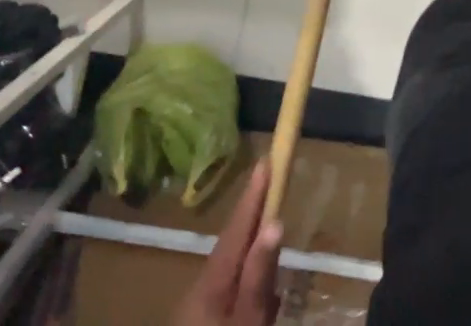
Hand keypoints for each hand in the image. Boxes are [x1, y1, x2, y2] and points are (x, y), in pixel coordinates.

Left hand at [174, 163, 283, 325]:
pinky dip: (249, 287)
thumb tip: (274, 222)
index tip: (266, 161)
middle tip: (272, 186)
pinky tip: (263, 302)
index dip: (253, 196)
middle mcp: (199, 291)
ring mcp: (196, 312)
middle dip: (252, 220)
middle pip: (231, 248)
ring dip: (253, 257)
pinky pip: (230, 295)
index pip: (237, 230)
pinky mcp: (201, 325)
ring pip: (231, 272)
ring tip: (272, 242)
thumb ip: (259, 275)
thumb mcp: (249, 321)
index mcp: (210, 285)